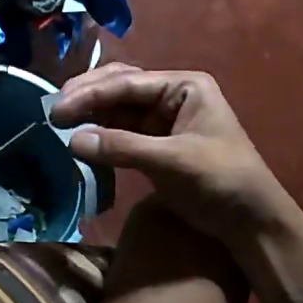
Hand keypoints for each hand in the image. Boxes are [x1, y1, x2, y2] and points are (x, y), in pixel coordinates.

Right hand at [51, 64, 288, 242]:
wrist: (249, 219)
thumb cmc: (221, 180)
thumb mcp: (173, 161)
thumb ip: (123, 148)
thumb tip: (73, 141)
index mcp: (184, 86)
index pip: (127, 82)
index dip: (90, 94)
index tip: (57, 110)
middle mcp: (173, 98)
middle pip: (120, 89)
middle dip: (88, 98)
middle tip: (53, 113)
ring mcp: (165, 123)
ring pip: (119, 112)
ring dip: (91, 117)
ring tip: (59, 124)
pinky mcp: (158, 149)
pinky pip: (123, 136)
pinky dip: (102, 138)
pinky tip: (81, 142)